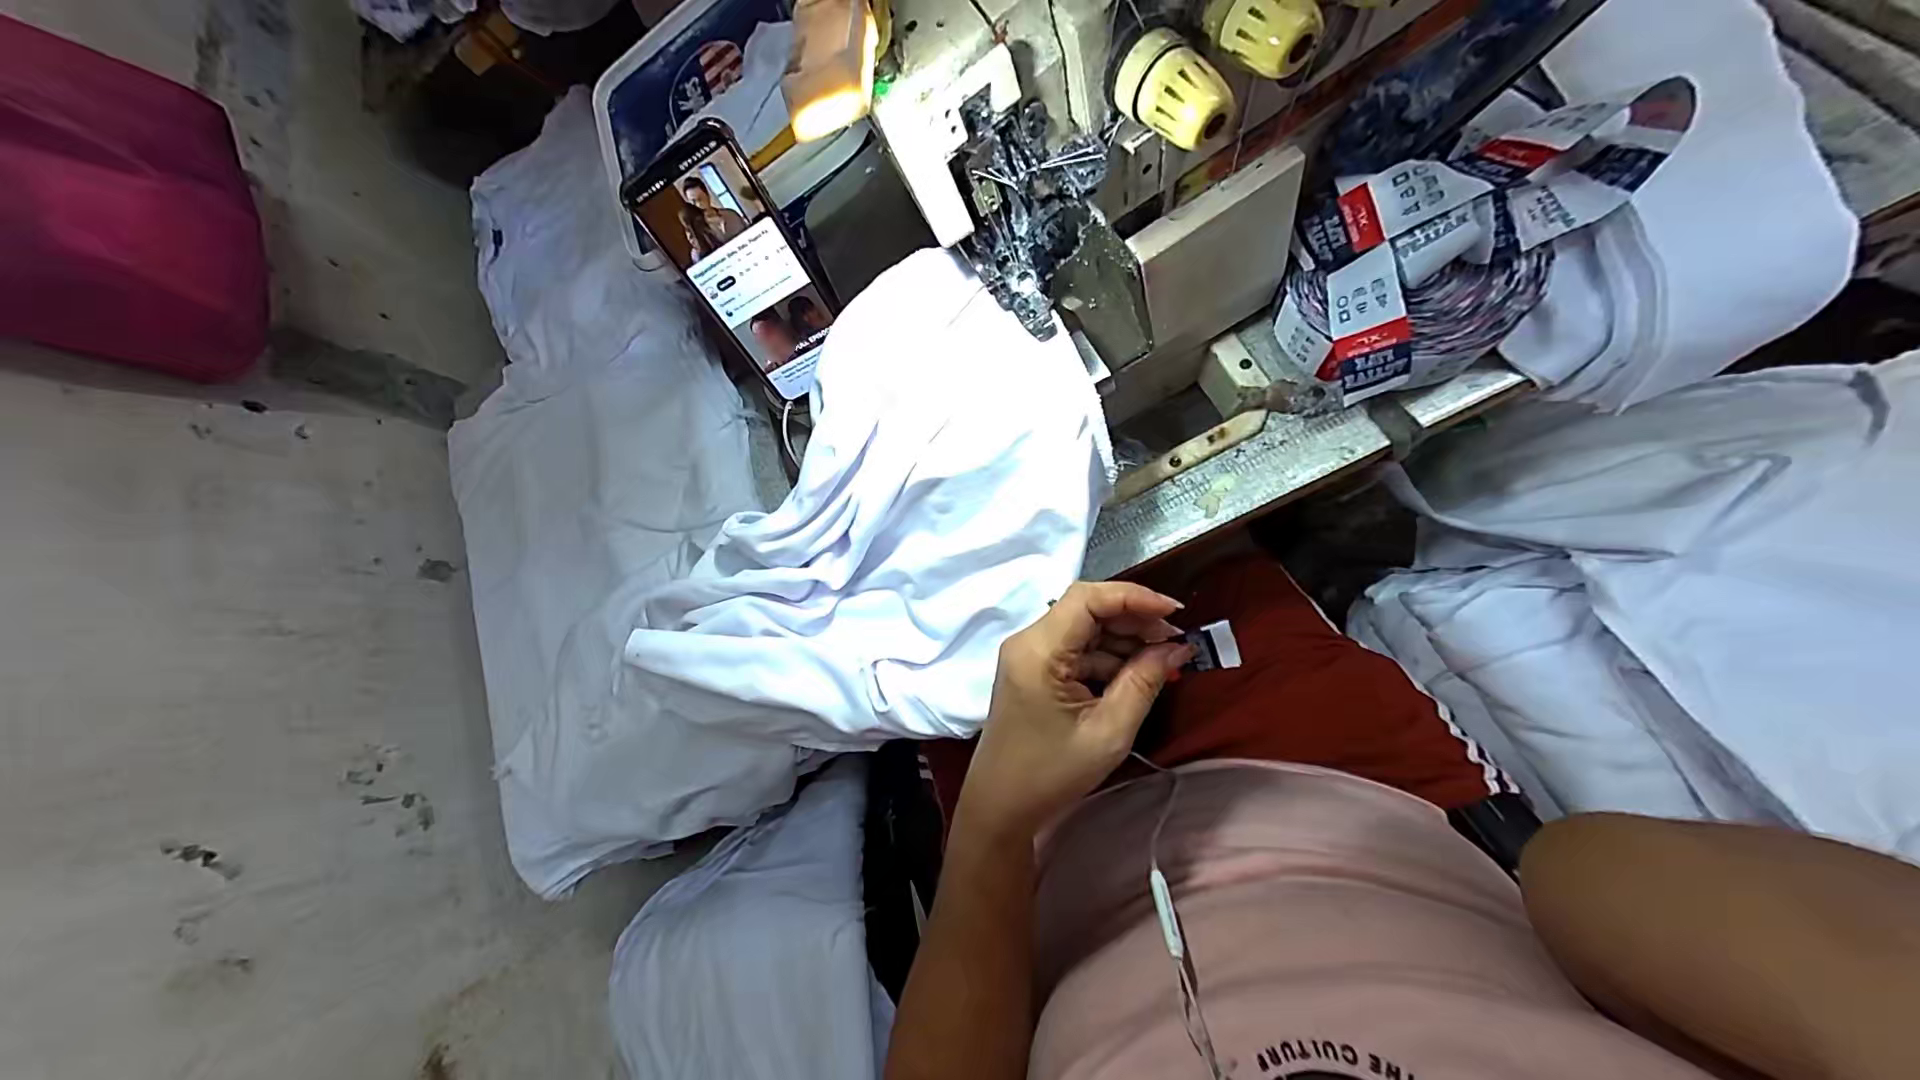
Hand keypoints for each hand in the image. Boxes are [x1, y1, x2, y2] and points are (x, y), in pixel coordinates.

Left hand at [955, 582, 1195, 839]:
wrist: (1001, 804)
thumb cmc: (1051, 773)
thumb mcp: (1108, 732)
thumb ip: (1144, 682)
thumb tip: (1176, 647)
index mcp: (1038, 650)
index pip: (1087, 598)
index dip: (1134, 597)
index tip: (1175, 613)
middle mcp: (1028, 641)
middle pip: (1087, 609)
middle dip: (1134, 620)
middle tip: (1176, 642)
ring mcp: (1028, 654)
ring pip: (1084, 627)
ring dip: (1125, 639)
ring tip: (1164, 659)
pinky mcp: (1034, 668)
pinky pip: (1076, 649)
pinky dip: (1108, 656)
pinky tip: (1137, 673)